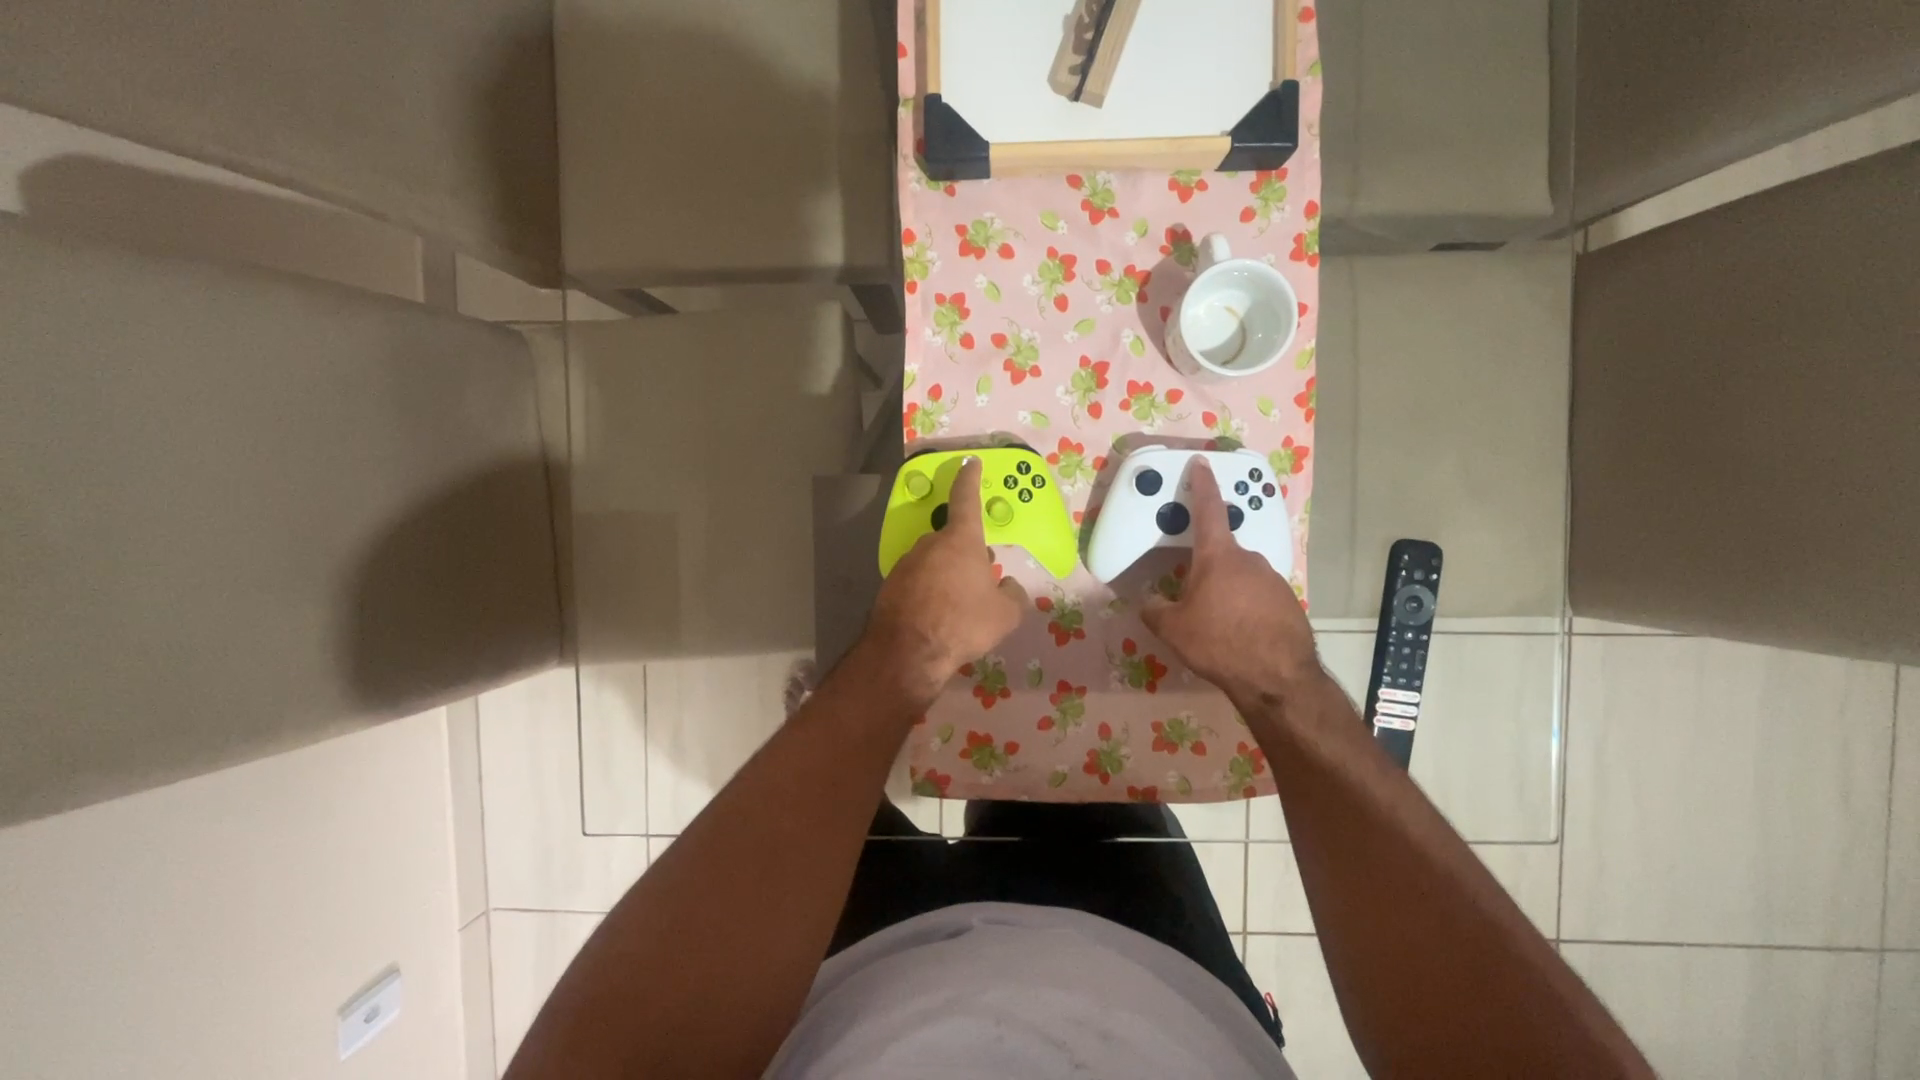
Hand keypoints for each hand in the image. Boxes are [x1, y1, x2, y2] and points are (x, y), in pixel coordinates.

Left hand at [859, 458, 1028, 702]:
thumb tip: (1007, 585)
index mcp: (961, 540)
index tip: (970, 462)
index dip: (970, 478)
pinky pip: (918, 581)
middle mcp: (930, 544)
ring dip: (947, 574)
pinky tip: (935, 617)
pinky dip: (928, 591)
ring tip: (958, 606)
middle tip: (980, 580)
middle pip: (952, 539)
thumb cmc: (962, 624)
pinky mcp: (890, 585)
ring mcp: (906, 563)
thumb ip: (1012, 593)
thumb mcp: (1006, 614)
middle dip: (967, 553)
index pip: (966, 498)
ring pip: (934, 561)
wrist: (908, 652)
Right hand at [1140, 460, 1319, 704]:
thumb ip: (1155, 609)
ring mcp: (1273, 579)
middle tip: (1193, 593)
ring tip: (1216, 621)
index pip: (1207, 509)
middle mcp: (1249, 559)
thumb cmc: (1219, 643)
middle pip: (1222, 551)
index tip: (1200, 463)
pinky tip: (1239, 631)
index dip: (1201, 484)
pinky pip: (1258, 595)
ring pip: (1241, 575)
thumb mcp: (1173, 629)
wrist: (1278, 677)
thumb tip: (1147, 601)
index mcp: (1218, 556)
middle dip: (1207, 566)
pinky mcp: (1288, 601)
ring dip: (1227, 589)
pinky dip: (1246, 606)